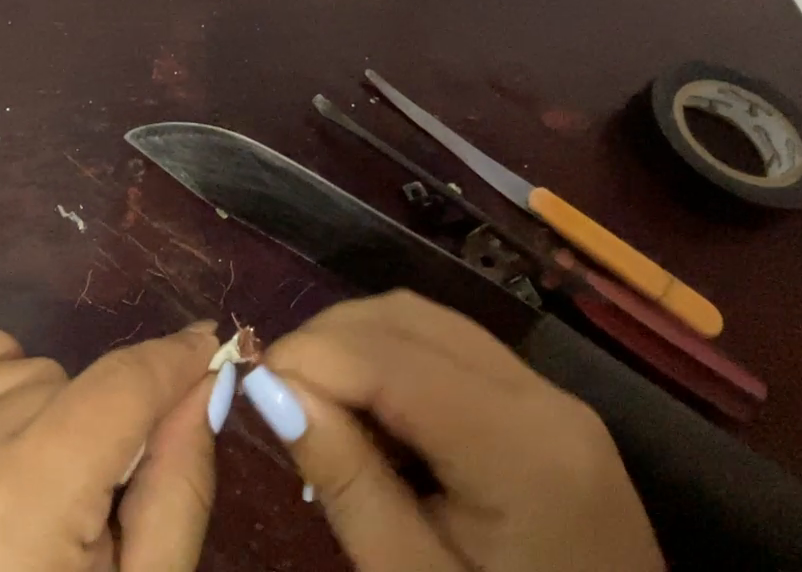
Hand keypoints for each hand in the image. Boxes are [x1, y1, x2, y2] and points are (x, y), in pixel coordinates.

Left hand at [0, 319, 221, 571]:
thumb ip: (177, 489)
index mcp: (20, 505)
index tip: (210, 350)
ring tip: (47, 492)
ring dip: (55, 412)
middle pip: (75, 384)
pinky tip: (8, 421)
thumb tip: (197, 385)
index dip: (174, 361)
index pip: (118, 389)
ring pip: (25, 370)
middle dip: (109, 430)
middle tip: (101, 507)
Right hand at [246, 291, 663, 571]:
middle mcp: (546, 399)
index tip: (248, 388)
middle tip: (275, 397)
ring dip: (354, 343)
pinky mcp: (546, 408)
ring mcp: (553, 398)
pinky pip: (449, 346)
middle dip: (325, 340)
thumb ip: (345, 481)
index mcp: (523, 452)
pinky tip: (370, 410)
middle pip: (406, 320)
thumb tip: (269, 387)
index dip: (309, 357)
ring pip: (424, 321)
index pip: (392, 361)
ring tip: (316, 403)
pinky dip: (390, 357)